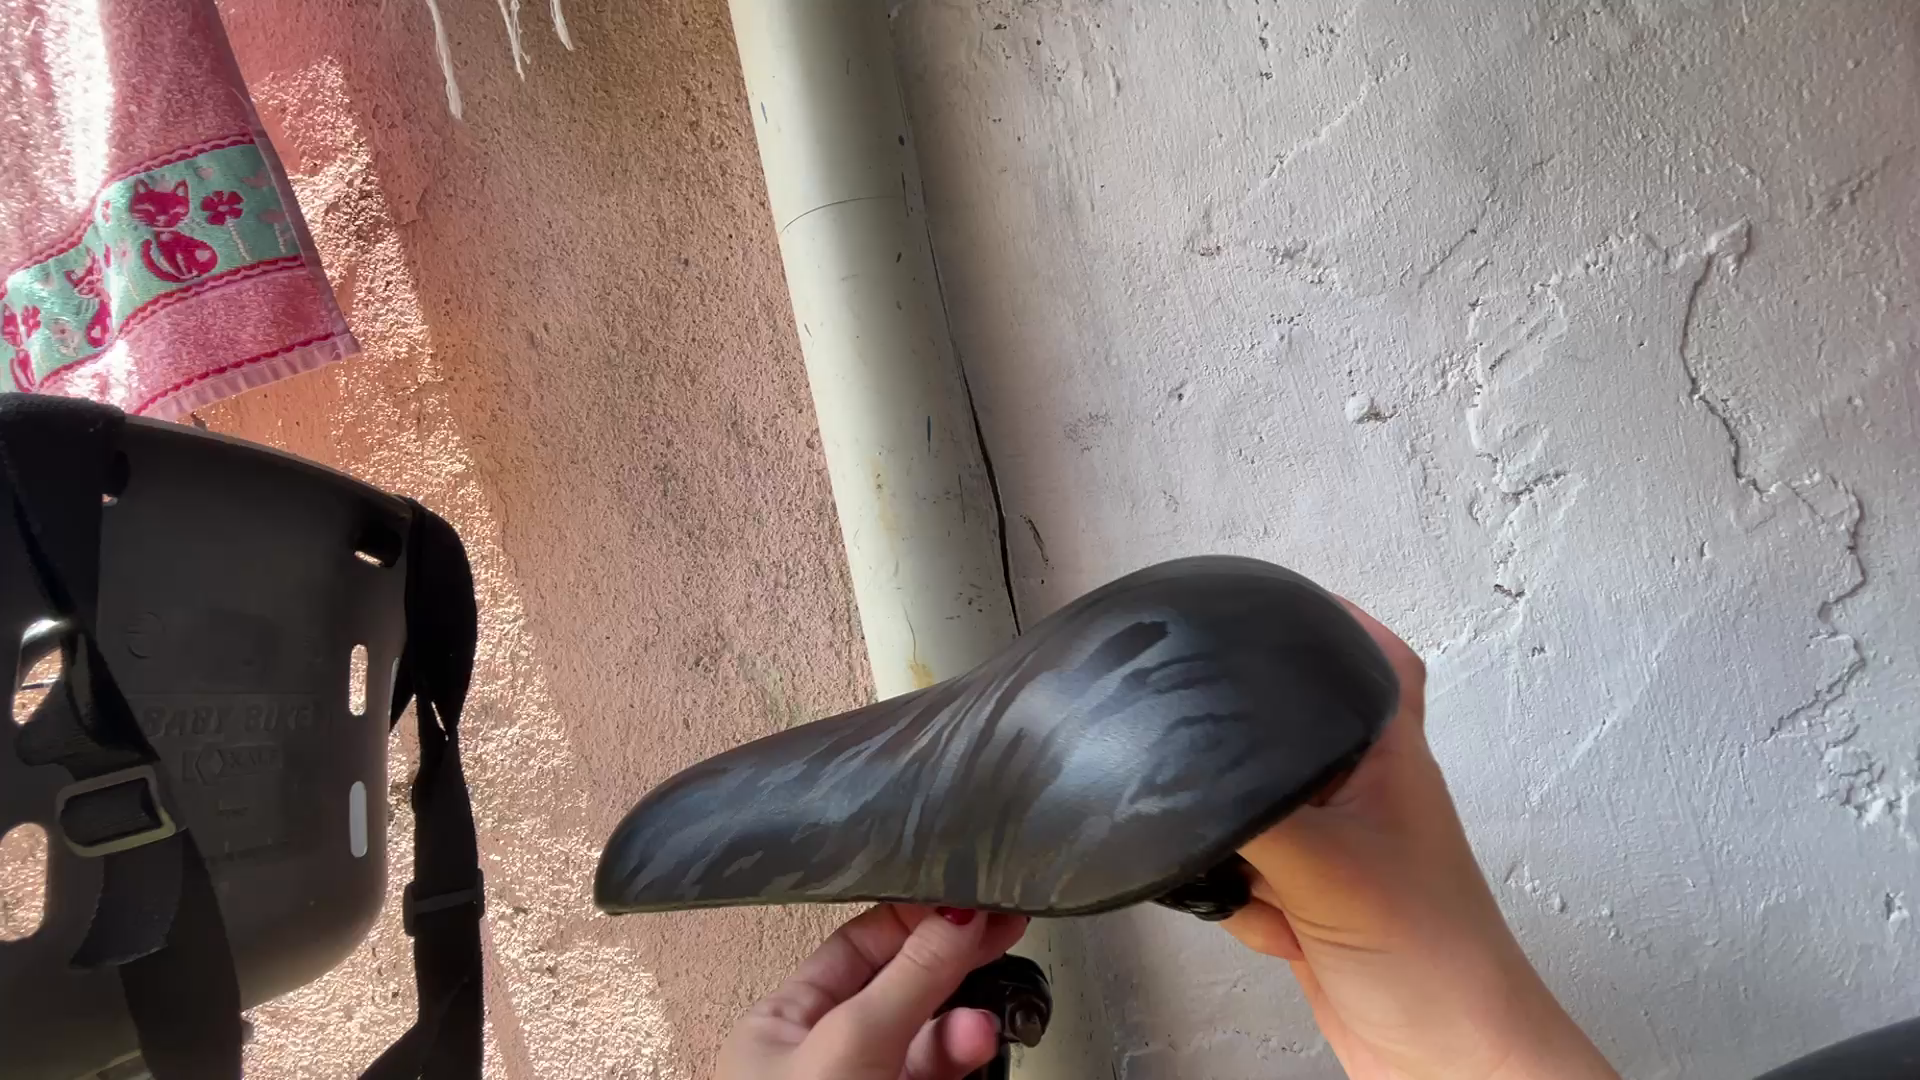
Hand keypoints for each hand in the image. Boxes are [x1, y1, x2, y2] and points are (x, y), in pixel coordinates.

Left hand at [719, 905, 1029, 1079]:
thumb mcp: (849, 1048)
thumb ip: (910, 979)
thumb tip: (961, 910)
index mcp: (785, 1017)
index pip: (860, 941)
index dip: (916, 914)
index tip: (969, 894)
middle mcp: (824, 1047)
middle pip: (901, 980)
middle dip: (952, 954)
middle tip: (1006, 921)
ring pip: (926, 1032)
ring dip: (963, 1016)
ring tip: (987, 1015)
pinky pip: (936, 1073)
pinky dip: (962, 1055)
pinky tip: (979, 1041)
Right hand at [1223, 599, 1618, 1079]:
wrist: (1439, 1069)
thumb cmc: (1436, 965)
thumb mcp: (1330, 867)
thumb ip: (1254, 812)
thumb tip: (1183, 778)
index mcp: (1385, 761)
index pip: (1377, 662)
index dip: (1339, 618)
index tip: (1289, 593)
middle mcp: (1352, 793)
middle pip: (1283, 733)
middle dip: (1243, 753)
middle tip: (1207, 747)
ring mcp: (1323, 846)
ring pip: (1246, 807)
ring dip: (1237, 850)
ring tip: (1272, 889)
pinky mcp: (1297, 893)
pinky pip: (1235, 867)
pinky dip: (1239, 899)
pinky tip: (1277, 928)